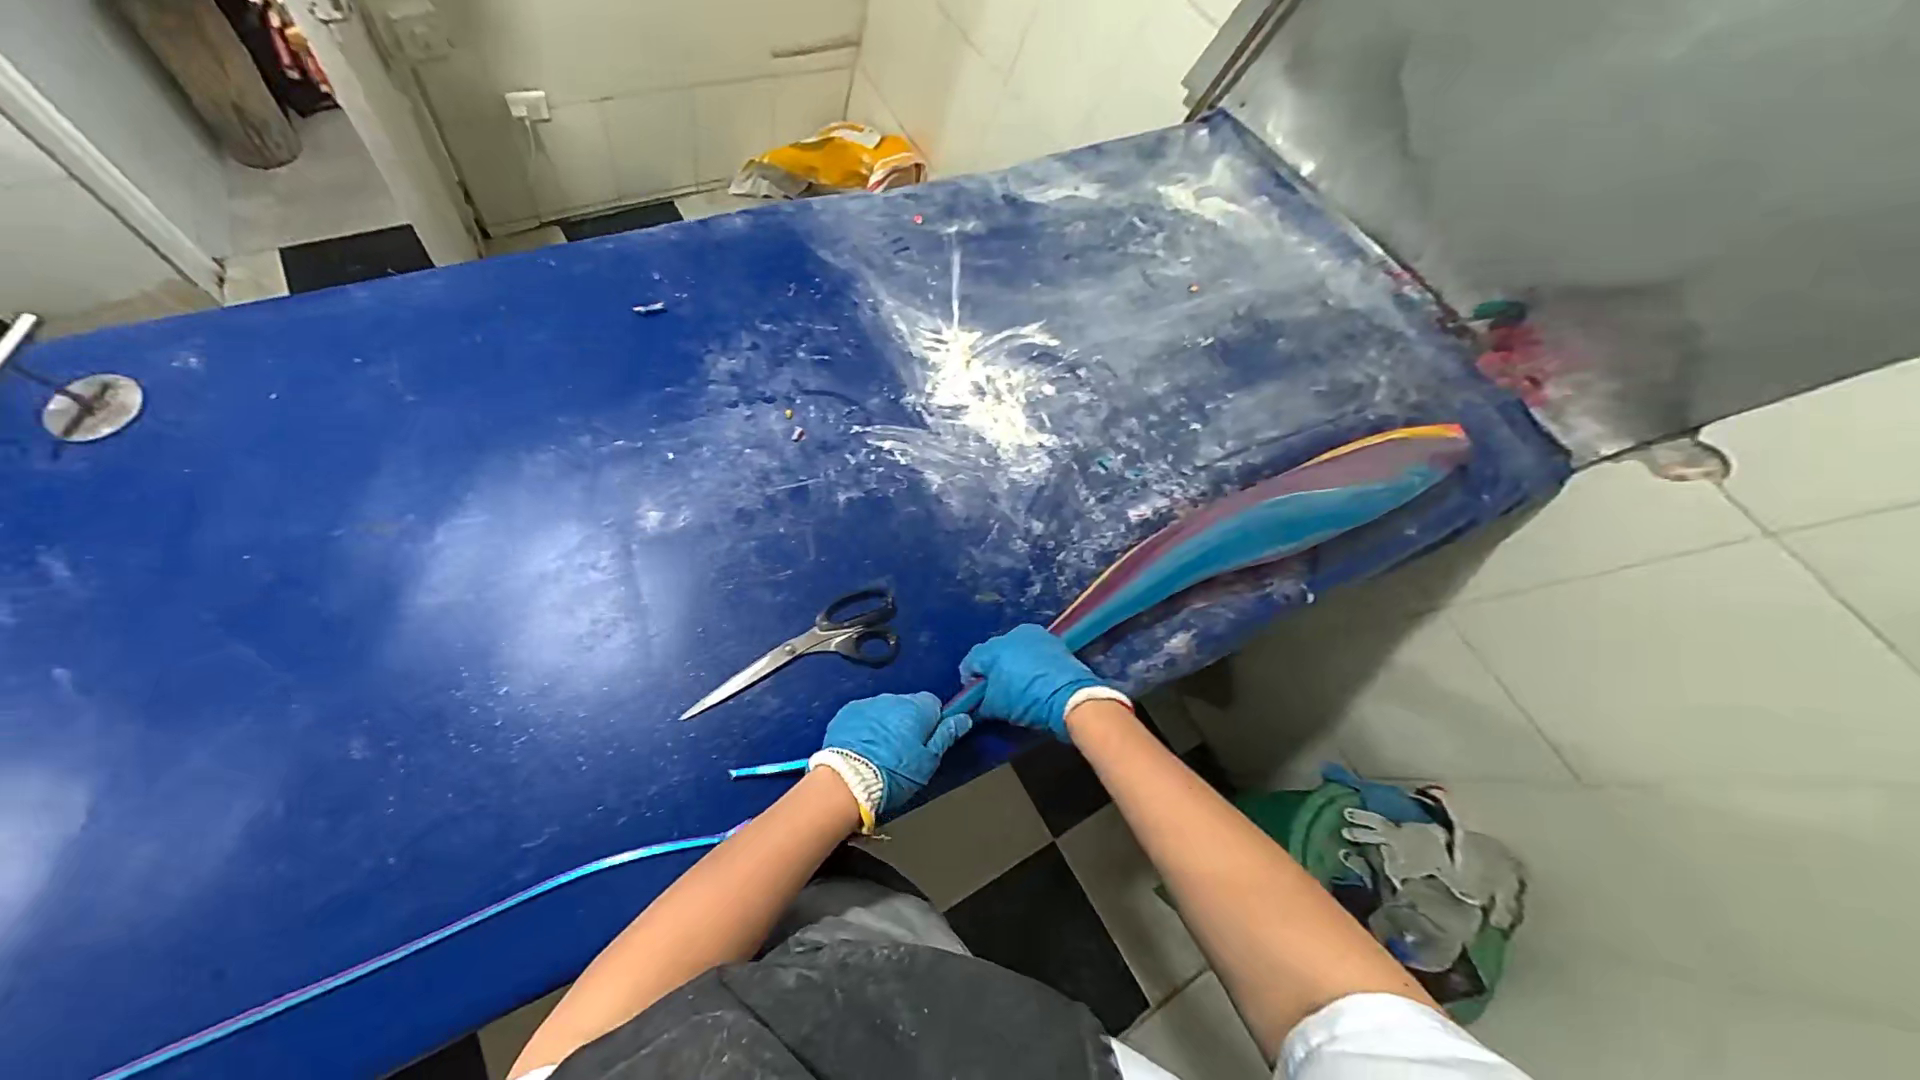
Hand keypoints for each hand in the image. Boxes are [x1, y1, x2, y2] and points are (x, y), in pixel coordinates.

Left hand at [818, 692, 972, 822]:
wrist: (846, 782)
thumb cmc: (894, 774)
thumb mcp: (928, 761)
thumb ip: (947, 735)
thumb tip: (964, 718)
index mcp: (916, 707)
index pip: (933, 703)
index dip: (933, 722)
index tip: (927, 741)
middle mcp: (892, 698)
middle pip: (908, 705)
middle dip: (908, 723)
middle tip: (904, 751)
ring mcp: (867, 704)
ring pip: (885, 710)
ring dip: (886, 725)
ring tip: (881, 753)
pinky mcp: (846, 713)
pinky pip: (863, 716)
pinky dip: (865, 728)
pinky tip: (862, 749)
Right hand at [958, 624, 1108, 739]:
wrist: (1071, 695)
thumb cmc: (1026, 700)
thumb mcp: (995, 708)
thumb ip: (980, 703)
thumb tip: (976, 705)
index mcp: (992, 648)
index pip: (971, 662)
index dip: (970, 682)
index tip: (977, 698)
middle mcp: (1011, 634)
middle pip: (992, 653)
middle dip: (992, 671)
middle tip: (997, 692)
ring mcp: (1034, 635)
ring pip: (1014, 650)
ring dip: (1012, 665)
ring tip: (1019, 685)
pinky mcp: (1054, 641)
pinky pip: (1033, 651)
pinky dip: (1030, 662)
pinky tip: (1036, 679)